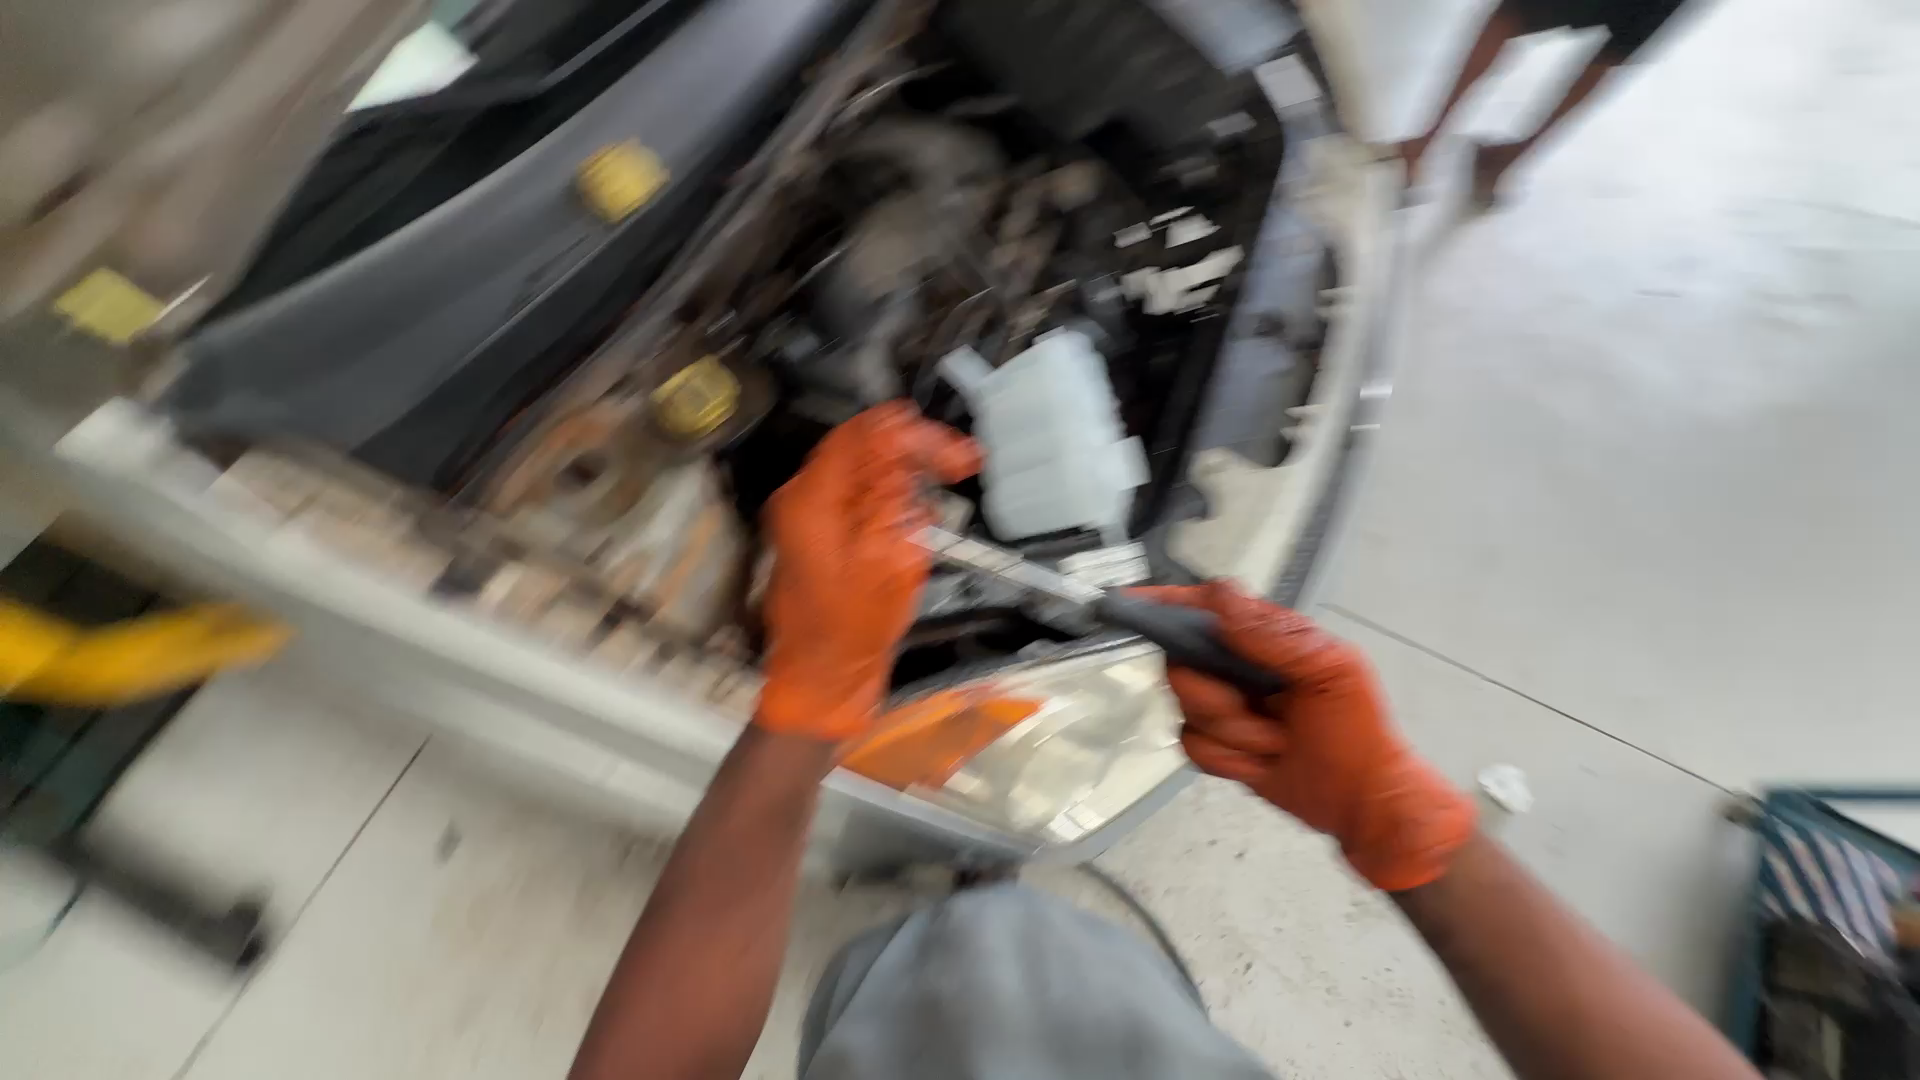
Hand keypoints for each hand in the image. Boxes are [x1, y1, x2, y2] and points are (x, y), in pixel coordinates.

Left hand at [756, 403, 979, 741]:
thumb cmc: (851, 632)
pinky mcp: (821, 536)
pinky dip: (893, 500)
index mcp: (812, 500)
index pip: (862, 435)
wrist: (820, 683)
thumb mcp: (886, 559)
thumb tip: (903, 440)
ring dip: (908, 473)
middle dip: (915, 449)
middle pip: (861, 446)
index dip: (914, 433)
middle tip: (963, 464)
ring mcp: (809, 518)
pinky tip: (919, 517)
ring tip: (949, 482)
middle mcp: (803, 499)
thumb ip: (892, 495)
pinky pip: (859, 498)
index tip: (957, 454)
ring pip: (863, 470)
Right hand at [1138, 582, 1474, 891]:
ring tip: (1274, 743)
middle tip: (1266, 714)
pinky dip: (1228, 760)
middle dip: (1219, 699)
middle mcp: (1233, 665)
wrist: (1364, 804)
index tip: (1126, 602)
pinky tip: (1260, 765)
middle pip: (1181, 665)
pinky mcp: (1215, 742)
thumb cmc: (1358, 731)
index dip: (1163, 602)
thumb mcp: (1332, 670)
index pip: (1203, 607)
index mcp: (1262, 637)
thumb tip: (1220, 597)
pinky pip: (1191, 745)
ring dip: (1233, 734)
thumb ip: (1275, 634)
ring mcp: (1221, 705)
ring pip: (1186, 710)